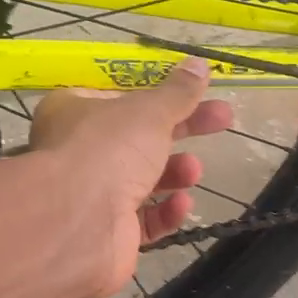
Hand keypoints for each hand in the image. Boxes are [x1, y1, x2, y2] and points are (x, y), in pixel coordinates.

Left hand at [27, 58, 233, 297]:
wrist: (77, 223)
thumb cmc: (108, 149)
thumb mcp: (150, 111)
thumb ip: (179, 92)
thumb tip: (200, 64)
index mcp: (74, 111)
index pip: (120, 97)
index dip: (158, 96)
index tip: (195, 93)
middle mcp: (79, 150)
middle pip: (139, 136)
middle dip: (182, 129)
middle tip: (223, 119)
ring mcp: (92, 194)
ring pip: (141, 178)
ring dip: (173, 172)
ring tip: (193, 170)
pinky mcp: (108, 233)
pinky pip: (144, 219)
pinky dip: (165, 212)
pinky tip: (182, 204)